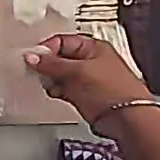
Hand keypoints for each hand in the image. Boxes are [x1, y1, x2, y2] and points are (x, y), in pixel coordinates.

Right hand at [24, 33, 150, 126]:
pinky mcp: (81, 94)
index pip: (62, 41)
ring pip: (59, 74)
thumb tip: (33, 57)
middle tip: (38, 71)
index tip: (34, 58)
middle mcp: (89, 61)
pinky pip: (62, 88)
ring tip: (49, 83)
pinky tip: (54, 92)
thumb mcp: (77, 71)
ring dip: (51, 79)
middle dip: (47, 65)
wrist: (125, 118)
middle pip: (59, 58)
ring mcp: (85, 79)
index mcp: (93, 47)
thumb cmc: (113, 91)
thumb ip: (52, 64)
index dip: (47, 48)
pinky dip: (56, 90)